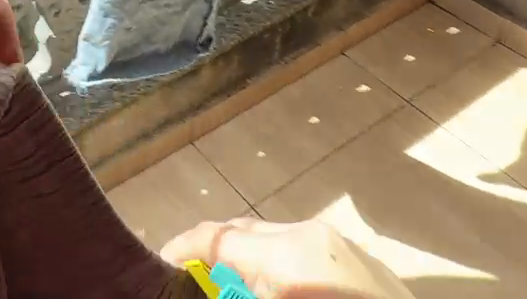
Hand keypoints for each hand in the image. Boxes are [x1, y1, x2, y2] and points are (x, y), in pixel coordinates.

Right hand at [160, 218, 414, 298]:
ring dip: (250, 266)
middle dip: (216, 259)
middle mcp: (312, 236)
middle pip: (242, 233)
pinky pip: (305, 254)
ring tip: (241, 290)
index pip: (216, 236)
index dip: (182, 250)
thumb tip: (211, 283)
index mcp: (290, 255)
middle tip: (199, 285)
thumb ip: (239, 291)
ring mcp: (341, 245)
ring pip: (274, 243)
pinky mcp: (364, 262)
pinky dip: (283, 271)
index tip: (162, 266)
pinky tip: (284, 292)